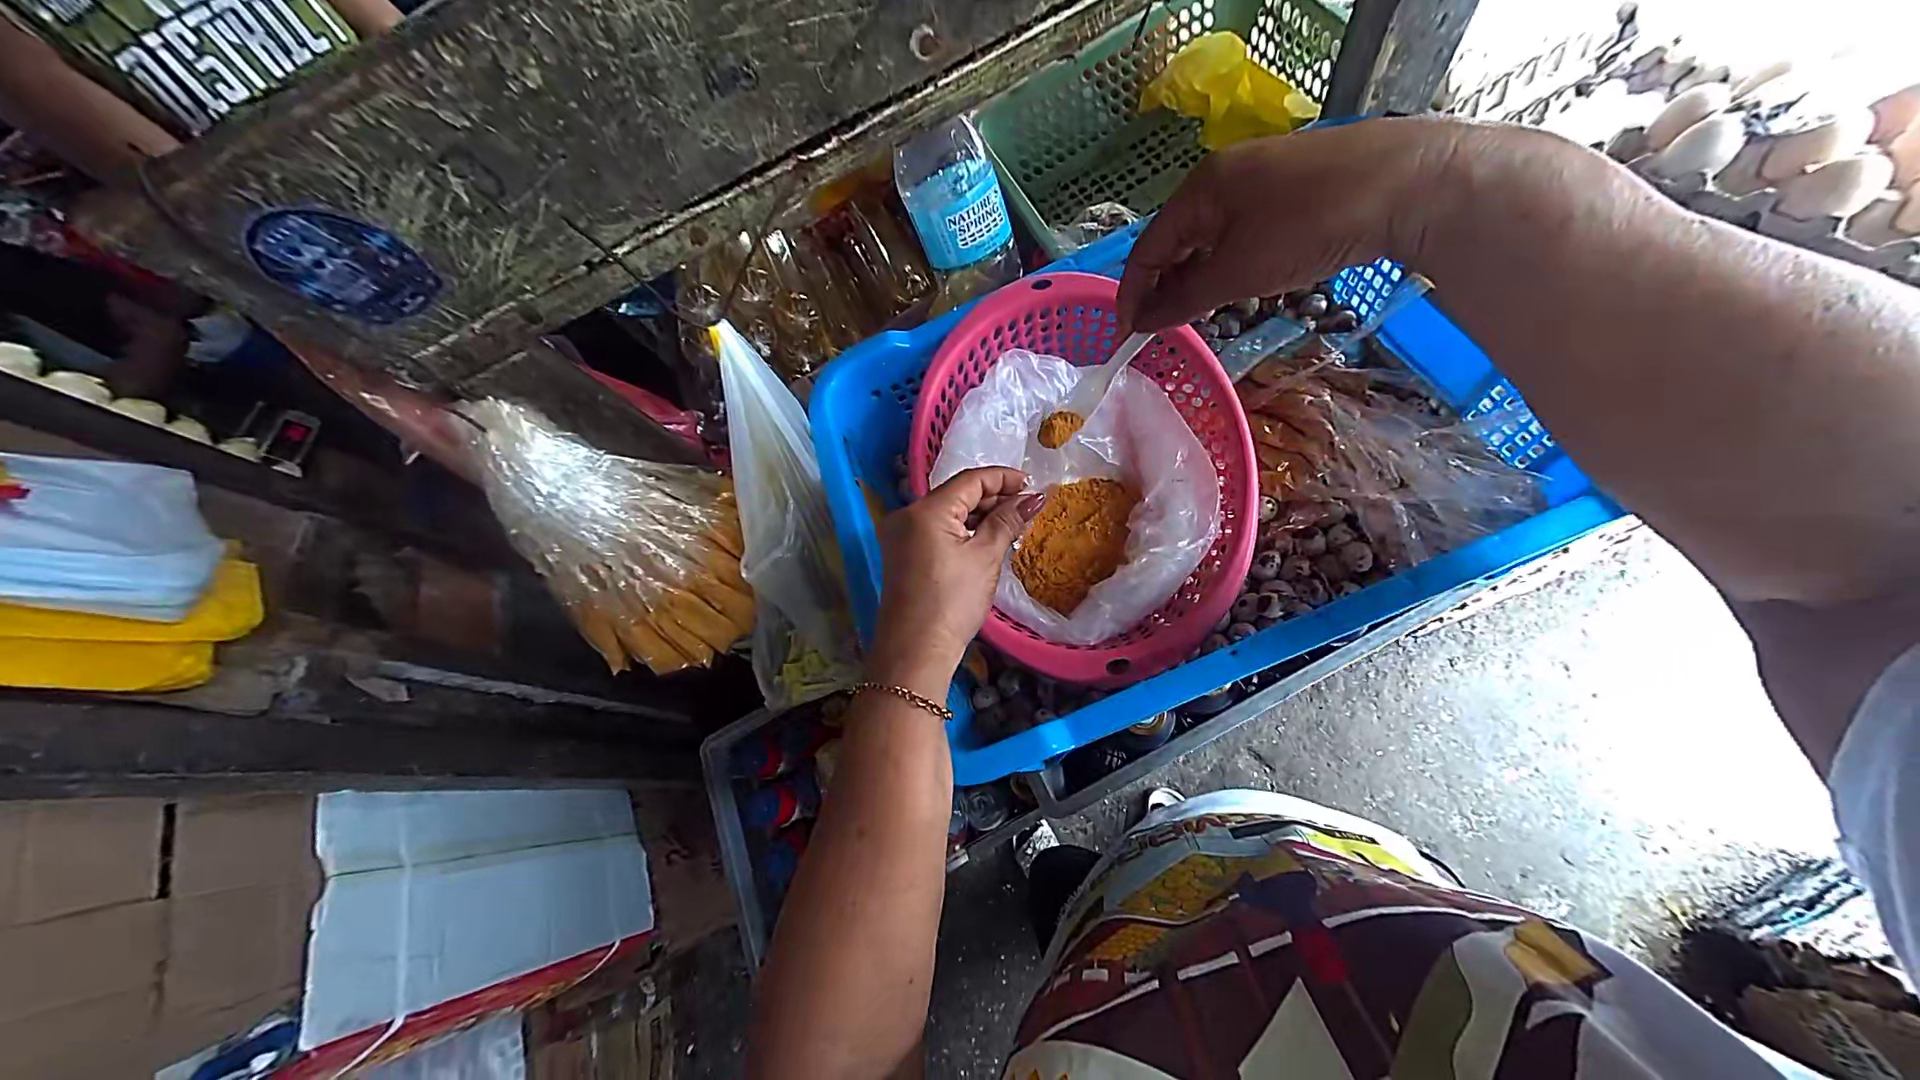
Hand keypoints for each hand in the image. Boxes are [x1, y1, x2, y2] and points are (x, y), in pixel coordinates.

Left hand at [868, 467, 1043, 696]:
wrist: (915, 650)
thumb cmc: (953, 602)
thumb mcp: (985, 557)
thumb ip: (1007, 521)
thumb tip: (1033, 498)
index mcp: (925, 510)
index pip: (970, 480)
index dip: (1003, 478)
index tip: (1032, 484)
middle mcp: (906, 514)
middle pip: (956, 493)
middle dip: (992, 497)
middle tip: (1026, 507)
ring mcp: (900, 535)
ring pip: (946, 512)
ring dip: (978, 514)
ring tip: (1011, 523)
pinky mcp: (901, 553)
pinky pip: (936, 529)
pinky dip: (961, 530)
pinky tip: (985, 538)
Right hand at [1116, 116, 1468, 332]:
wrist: (1408, 182)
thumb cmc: (1308, 225)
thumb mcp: (1238, 271)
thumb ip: (1184, 299)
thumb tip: (1142, 323)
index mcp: (1198, 190)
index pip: (1147, 250)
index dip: (1132, 296)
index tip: (1125, 336)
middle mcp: (1221, 179)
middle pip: (1175, 243)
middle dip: (1162, 289)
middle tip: (1159, 330)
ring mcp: (1258, 181)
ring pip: (1207, 240)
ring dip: (1194, 279)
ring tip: (1193, 316)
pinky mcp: (1289, 191)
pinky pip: (1237, 234)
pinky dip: (1225, 265)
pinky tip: (1233, 287)